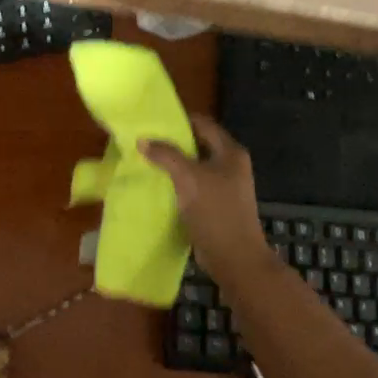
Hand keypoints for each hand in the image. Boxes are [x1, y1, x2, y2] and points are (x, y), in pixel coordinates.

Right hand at [140, 116, 270, 279]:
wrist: (235, 257)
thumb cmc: (215, 211)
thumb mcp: (188, 177)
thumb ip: (166, 155)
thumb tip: (142, 140)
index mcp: (230, 152)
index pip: (203, 124)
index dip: (180, 120)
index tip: (153, 121)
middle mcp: (230, 165)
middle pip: (198, 144)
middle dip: (173, 143)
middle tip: (146, 141)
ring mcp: (225, 186)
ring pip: (194, 166)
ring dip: (173, 164)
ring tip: (146, 160)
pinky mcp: (216, 204)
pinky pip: (193, 186)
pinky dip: (177, 183)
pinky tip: (157, 185)